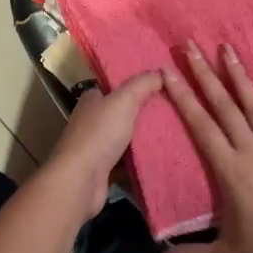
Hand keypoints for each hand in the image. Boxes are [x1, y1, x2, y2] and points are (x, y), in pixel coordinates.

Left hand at [47, 72, 163, 214]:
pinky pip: (126, 162)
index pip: (116, 86)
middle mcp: (92, 120)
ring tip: (171, 133)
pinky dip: (139, 161)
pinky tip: (160, 158)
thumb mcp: (123, 101)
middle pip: (122, 112)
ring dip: (143, 139)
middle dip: (144, 113)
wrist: (80, 181)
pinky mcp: (102, 170)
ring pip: (125, 138)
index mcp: (92, 99)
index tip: (159, 85)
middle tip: (171, 110)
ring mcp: (96, 146)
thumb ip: (142, 84)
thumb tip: (161, 71)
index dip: (136, 84)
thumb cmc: (99, 134)